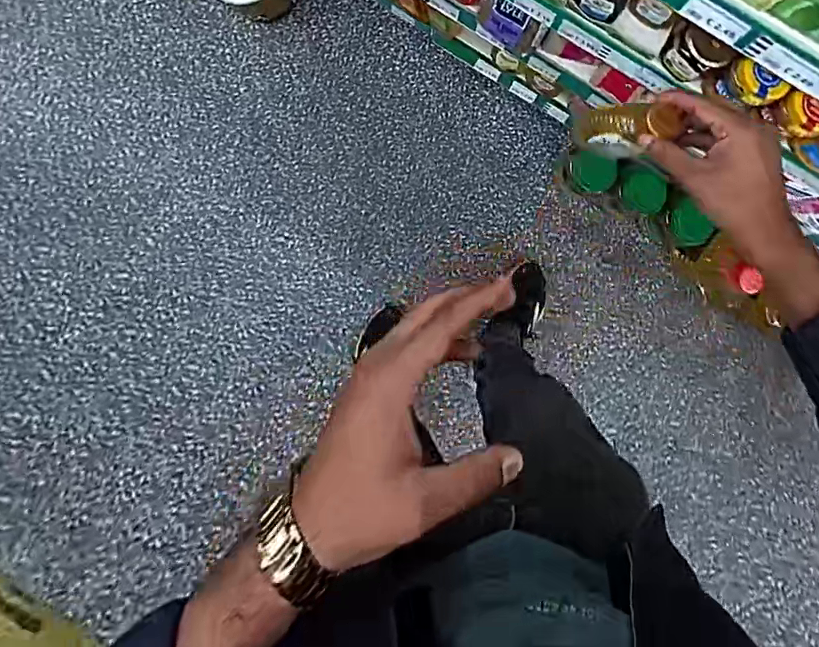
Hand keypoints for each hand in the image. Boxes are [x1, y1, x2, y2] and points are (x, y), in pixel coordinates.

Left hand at [291, 277, 523, 570]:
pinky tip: (464, 350)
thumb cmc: (359, 512)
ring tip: (491, 310)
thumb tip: (517, 457)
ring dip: (454, 310)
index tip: (508, 286)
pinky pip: (409, 340)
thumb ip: (474, 477)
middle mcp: (378, 366)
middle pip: (427, 310)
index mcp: (390, 381)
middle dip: (469, 294)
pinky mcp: (368, 384)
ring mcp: (369, 372)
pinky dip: (440, 333)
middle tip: (506, 290)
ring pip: (416, 322)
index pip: (442, 324)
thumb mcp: (422, 504)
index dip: (478, 301)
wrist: (301, 532)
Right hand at [643, 92, 818, 324]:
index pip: (702, 103)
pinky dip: (710, 140)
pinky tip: (688, 146)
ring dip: (696, 127)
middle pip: (713, 110)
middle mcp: (753, 127)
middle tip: (657, 115)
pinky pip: (731, 137)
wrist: (767, 235)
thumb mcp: (695, 178)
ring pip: (721, 124)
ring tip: (667, 132)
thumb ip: (667, 154)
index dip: (675, 100)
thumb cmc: (732, 205)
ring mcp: (759, 140)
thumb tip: (643, 138)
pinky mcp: (759, 153)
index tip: (652, 99)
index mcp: (740, 127)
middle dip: (683, 113)